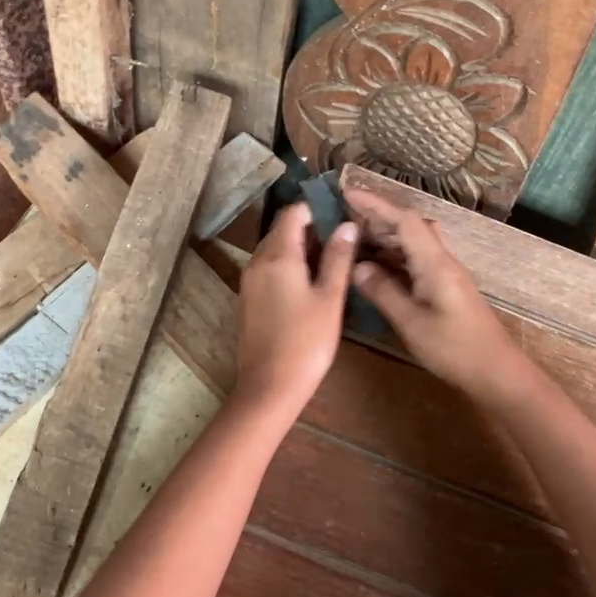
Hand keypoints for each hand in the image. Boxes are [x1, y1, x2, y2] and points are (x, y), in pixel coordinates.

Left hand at [233, 203, 357, 411]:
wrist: (269, 386)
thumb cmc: (306, 342)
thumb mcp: (330, 298)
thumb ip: (338, 258)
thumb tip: (347, 224)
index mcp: (277, 256)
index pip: (292, 213)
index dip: (317, 210)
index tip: (342, 218)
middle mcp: (257, 262)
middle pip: (281, 230)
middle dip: (310, 229)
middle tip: (343, 241)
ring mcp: (249, 282)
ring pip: (274, 251)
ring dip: (299, 249)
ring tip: (331, 262)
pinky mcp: (247, 300)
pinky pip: (268, 270)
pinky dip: (288, 268)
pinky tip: (310, 285)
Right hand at [344, 188, 525, 395]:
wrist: (496, 371)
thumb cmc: (455, 348)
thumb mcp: (412, 322)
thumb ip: (384, 292)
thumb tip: (358, 267)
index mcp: (435, 263)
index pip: (404, 220)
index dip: (376, 204)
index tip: (347, 192)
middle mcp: (442, 261)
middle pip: (410, 227)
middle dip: (377, 218)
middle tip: (344, 220)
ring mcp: (446, 275)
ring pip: (413, 245)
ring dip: (385, 239)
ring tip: (354, 243)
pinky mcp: (446, 289)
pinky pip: (416, 262)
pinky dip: (394, 259)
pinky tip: (376, 270)